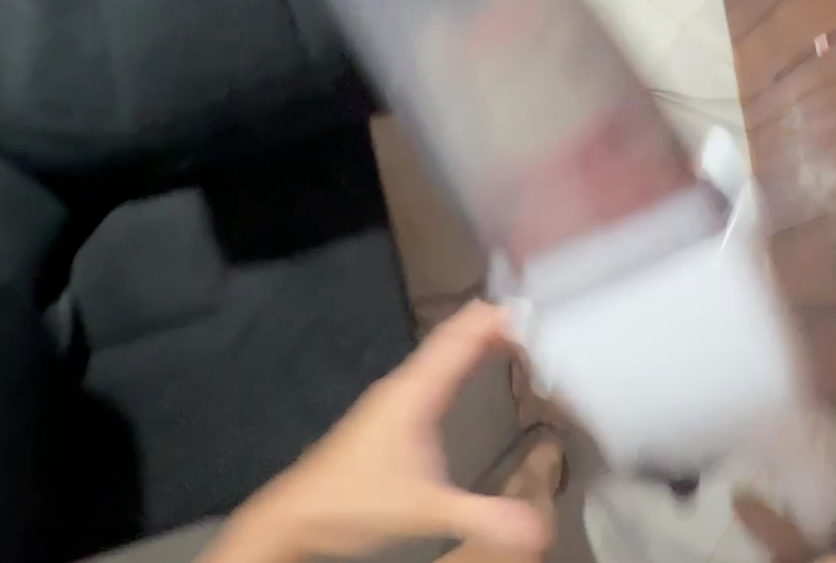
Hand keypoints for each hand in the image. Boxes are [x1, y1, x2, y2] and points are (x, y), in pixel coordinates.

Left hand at [227, 302, 550, 561]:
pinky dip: (456, 356)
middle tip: (526, 314)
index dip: (487, 322)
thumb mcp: (424, 509)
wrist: (300, 511)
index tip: (524, 310)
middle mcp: (406, 384)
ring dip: (470, 336)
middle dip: (485, 323)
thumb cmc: (357, 501)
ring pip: (439, 352)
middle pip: (449, 339)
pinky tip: (468, 364)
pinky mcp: (391, 409)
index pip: (456, 343)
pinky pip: (432, 368)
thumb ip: (479, 514)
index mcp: (415, 393)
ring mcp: (396, 395)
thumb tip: (535, 525)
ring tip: (506, 328)